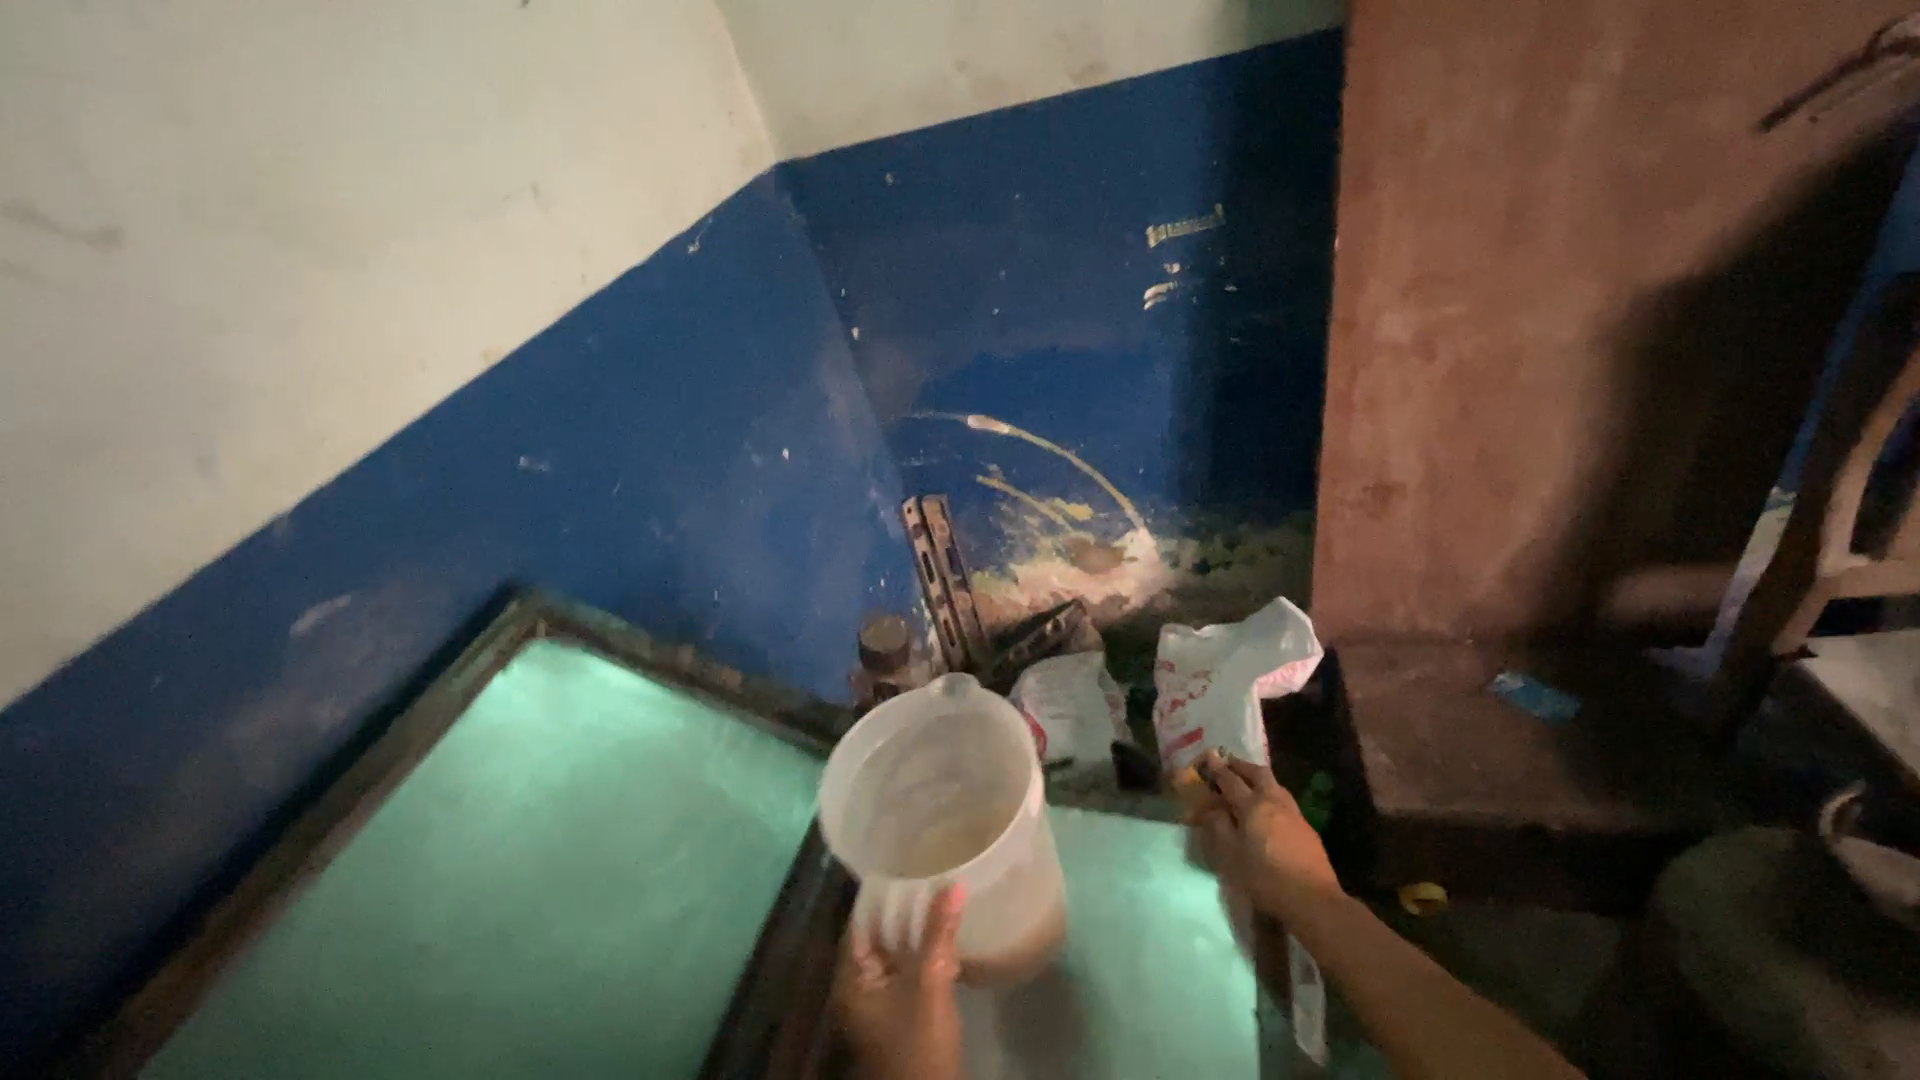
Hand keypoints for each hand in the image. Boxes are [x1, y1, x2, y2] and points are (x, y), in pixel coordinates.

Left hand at [834, 883, 966, 1079]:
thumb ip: (939, 933)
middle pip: (877, 938)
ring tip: (940, 896)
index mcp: (852, 980)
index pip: (858, 924)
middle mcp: (859, 989)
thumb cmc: (920, 1044)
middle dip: (901, 911)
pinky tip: (945, 937)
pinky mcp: (899, 1016)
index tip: (902, 865)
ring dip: (915, 932)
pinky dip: (922, 954)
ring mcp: (878, 1005)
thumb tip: (955, 884)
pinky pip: (906, 973)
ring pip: (894, 955)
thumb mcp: (931, 983)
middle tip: (927, 875)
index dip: (879, 896)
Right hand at [1195, 752, 1340, 916]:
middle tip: (1229, 763)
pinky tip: (1269, 810)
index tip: (1209, 756)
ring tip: (1249, 783)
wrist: (1312, 898)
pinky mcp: (1306, 828)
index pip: (1231, 780)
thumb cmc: (1264, 877)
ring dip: (1259, 778)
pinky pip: (1284, 800)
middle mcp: (1274, 801)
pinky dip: (1271, 795)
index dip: (1218, 768)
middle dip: (1242, 766)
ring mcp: (1294, 813)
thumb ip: (1218, 826)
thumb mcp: (1230, 855)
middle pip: (1258, 773)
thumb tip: (1211, 808)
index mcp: (1252, 806)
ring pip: (1275, 785)